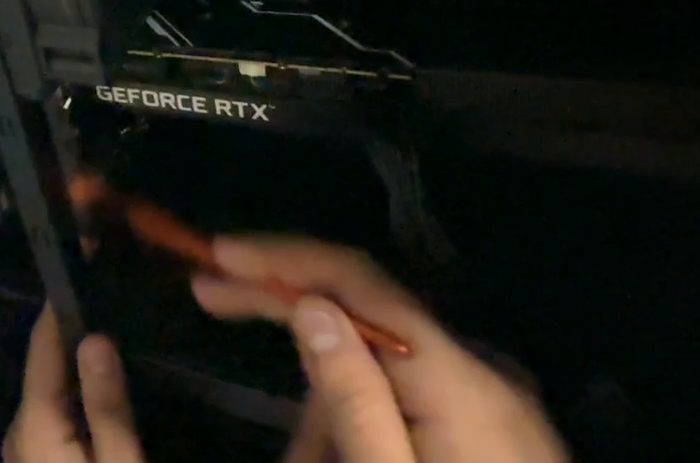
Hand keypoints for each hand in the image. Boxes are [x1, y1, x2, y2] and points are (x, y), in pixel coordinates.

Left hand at [4, 305, 145, 462]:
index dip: (63, 310)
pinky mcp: (32, 461)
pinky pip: (51, 416)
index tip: (88, 282)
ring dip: (76, 372)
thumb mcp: (116, 462)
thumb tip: (95, 338)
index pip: (41, 344)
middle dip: (75, 341)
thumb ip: (105, 405)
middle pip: (45, 367)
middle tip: (112, 316)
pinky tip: (100, 397)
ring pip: (49, 392)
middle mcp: (17, 427)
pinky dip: (72, 401)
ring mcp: (21, 446)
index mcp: (32, 420)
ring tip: (114, 348)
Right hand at [192, 236, 567, 462]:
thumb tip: (310, 307)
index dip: (283, 259)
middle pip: (361, 306)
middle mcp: (481, 369)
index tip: (217, 256)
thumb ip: (356, 404)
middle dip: (285, 309)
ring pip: (376, 357)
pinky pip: (401, 391)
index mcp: (462, 383)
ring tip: (305, 461)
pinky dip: (358, 415)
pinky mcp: (487, 424)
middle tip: (209, 296)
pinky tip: (338, 455)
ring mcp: (490, 396)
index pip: (360, 283)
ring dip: (322, 398)